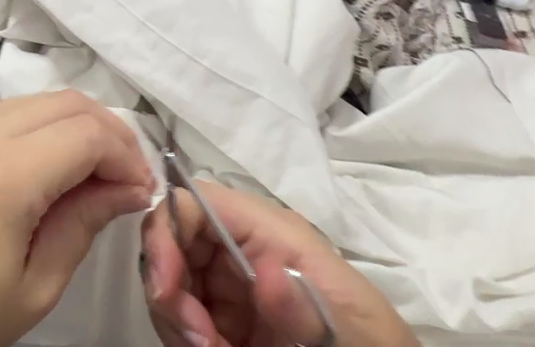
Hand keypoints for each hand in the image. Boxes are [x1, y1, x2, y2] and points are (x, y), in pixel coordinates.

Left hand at [0, 91, 155, 346]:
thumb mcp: (37, 284)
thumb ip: (86, 221)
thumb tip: (130, 186)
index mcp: (5, 173)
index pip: (89, 133)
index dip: (128, 158)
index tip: (143, 195)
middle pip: (70, 103)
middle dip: (111, 135)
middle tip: (129, 183)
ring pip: (44, 98)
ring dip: (80, 125)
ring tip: (97, 176)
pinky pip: (14, 107)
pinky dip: (47, 124)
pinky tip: (54, 164)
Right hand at [141, 180, 417, 346]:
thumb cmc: (369, 343)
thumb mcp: (350, 327)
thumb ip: (306, 306)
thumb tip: (267, 271)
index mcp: (266, 230)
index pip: (191, 202)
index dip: (165, 232)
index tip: (165, 288)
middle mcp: (238, 248)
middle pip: (170, 242)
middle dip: (168, 286)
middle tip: (198, 338)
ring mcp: (228, 284)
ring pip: (170, 281)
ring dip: (177, 319)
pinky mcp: (225, 317)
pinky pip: (183, 317)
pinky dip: (188, 338)